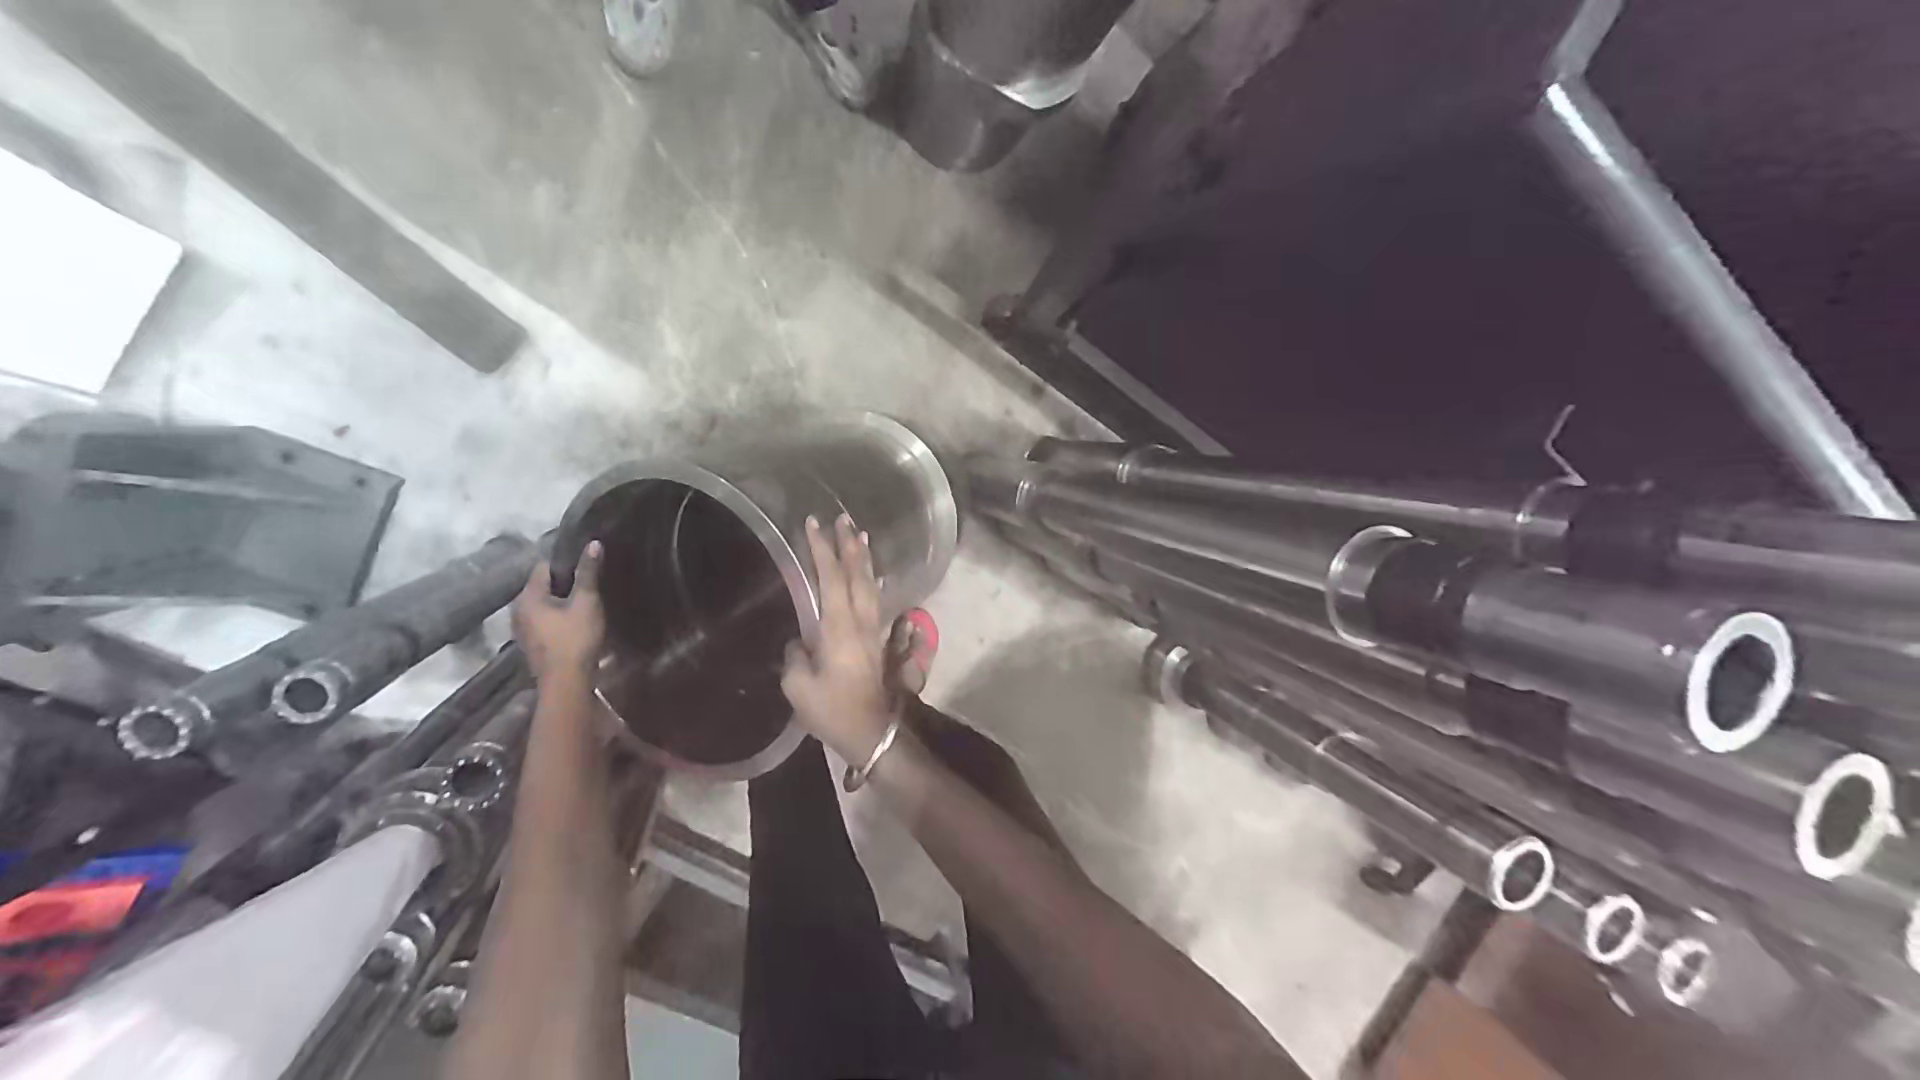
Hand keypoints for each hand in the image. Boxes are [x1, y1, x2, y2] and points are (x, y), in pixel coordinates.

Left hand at [513, 541, 605, 683]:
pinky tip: (574, 622)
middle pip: (542, 585)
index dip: (566, 563)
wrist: (566, 682)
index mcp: (528, 596)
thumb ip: (588, 572)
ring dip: (560, 601)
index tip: (586, 565)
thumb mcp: (587, 602)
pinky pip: (543, 620)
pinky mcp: (531, 643)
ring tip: (584, 603)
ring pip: (543, 604)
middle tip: (589, 584)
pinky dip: (557, 617)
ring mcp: (521, 629)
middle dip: (564, 582)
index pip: (544, 566)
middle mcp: (518, 609)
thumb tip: (593, 543)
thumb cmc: (576, 638)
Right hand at [782, 515, 894, 762]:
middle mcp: (860, 621)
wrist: (872, 732)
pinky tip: (873, 576)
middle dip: (848, 544)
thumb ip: (795, 657)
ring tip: (861, 535)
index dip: (822, 549)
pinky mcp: (877, 642)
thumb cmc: (833, 710)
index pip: (830, 577)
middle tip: (843, 518)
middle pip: (857, 574)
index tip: (813, 523)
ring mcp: (872, 630)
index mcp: (839, 627)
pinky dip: (872, 581)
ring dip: (864, 558)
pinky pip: (875, 601)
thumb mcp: (799, 686)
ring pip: (870, 585)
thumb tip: (800, 642)